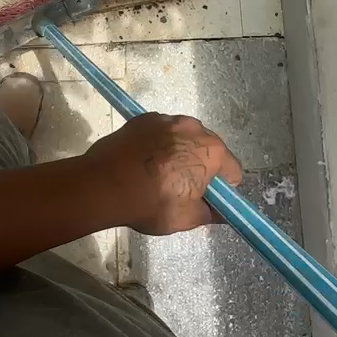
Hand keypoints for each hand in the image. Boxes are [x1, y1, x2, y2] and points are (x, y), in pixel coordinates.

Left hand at [82, 113, 243, 234]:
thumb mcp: (186, 218)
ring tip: (157, 174)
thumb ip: (211, 213)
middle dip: (201, 167)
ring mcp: (167, 119)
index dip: (222, 189)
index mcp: (212, 150)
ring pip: (184, 138)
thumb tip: (223, 213)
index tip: (206, 199)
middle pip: (209, 150)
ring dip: (179, 152)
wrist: (103, 184)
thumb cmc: (151, 202)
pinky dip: (158, 143)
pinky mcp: (143, 118)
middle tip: (181, 188)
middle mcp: (194, 127)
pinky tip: (143, 161)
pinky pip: (161, 132)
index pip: (232, 171)